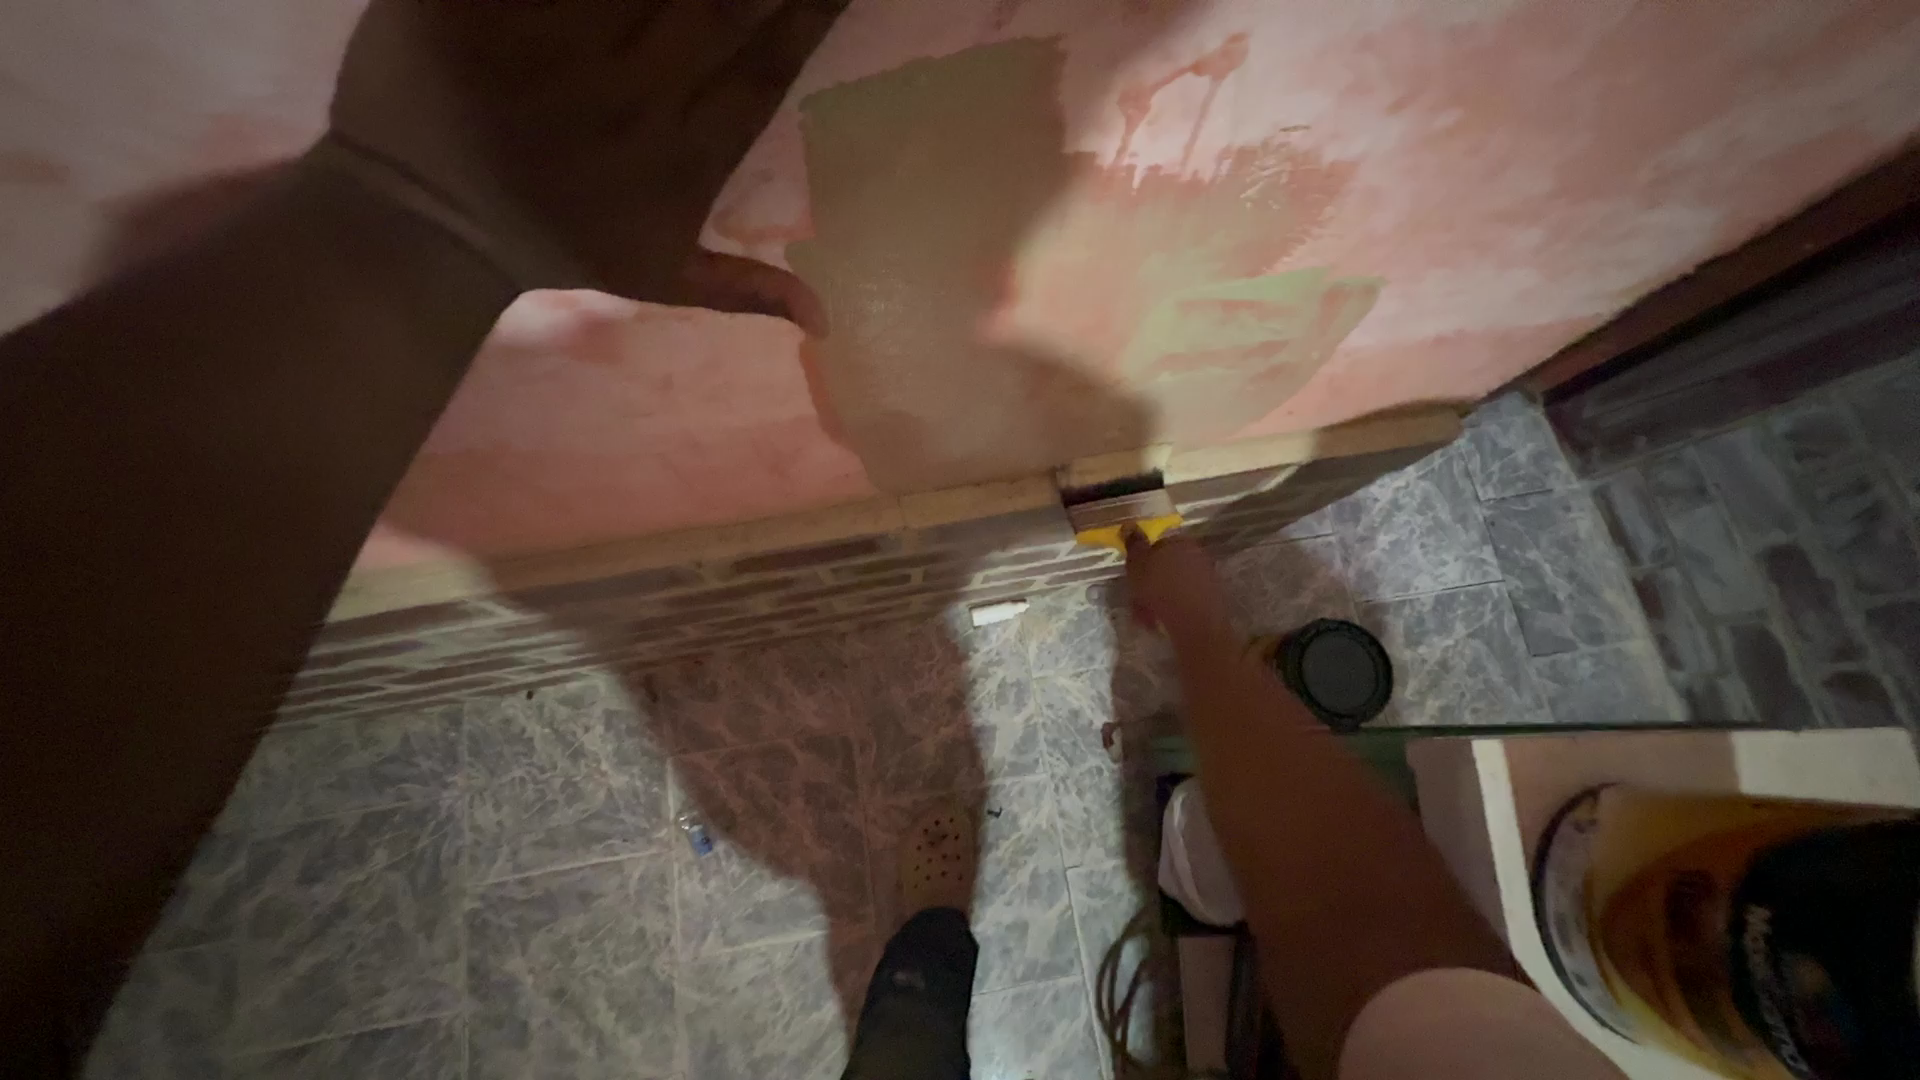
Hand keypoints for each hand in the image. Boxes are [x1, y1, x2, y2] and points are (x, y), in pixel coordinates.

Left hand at [325, 0, 843, 331]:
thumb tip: (828, 322)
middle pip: (726, 5)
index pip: (767, 72)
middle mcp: (640, 94)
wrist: (428, 219)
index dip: (812, 15)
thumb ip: (747, 290)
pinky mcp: (489, 0)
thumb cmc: (557, 244)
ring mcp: (563, 40)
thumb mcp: (661, 281)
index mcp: (684, 157)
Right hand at [1123, 528, 1232, 638]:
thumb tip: (1129, 524)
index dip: (1143, 563)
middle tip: (1137, 600)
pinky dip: (1174, 608)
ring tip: (1148, 616)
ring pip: (1175, 585)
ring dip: (1160, 598)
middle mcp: (1196, 554)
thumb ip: (1134, 544)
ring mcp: (1207, 576)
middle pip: (1167, 566)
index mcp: (1179, 541)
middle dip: (1151, 583)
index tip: (1134, 578)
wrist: (1194, 621)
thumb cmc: (1160, 589)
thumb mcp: (1137, 564)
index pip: (1157, 546)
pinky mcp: (1212, 598)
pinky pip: (1185, 600)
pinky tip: (1163, 621)